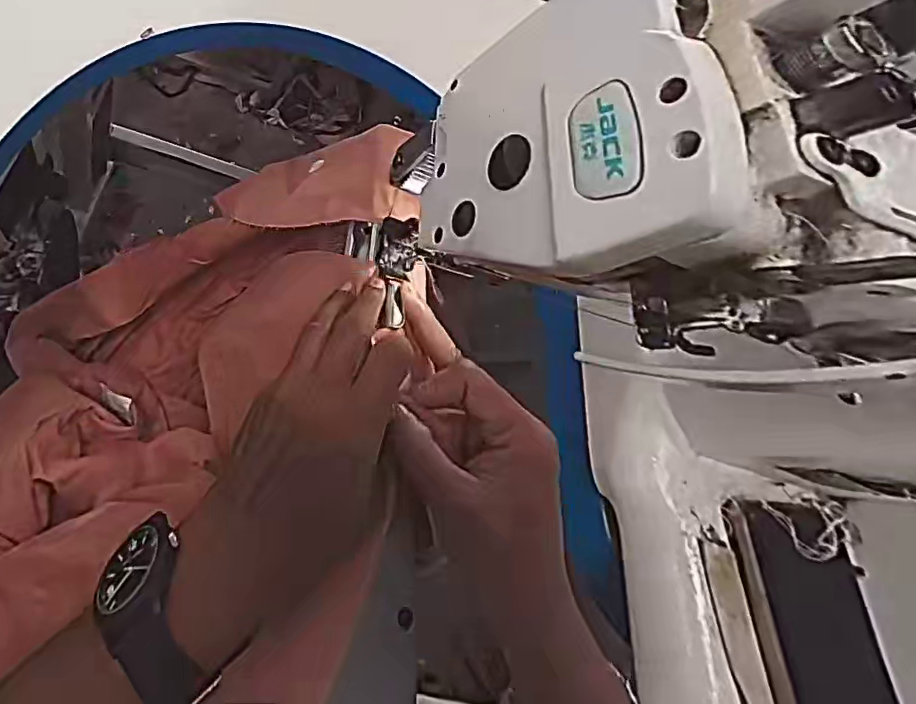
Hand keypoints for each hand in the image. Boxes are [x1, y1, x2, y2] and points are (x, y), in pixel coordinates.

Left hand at [167, 272, 415, 669]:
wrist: (243, 543)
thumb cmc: (312, 534)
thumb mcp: (368, 495)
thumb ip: (383, 441)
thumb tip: (389, 406)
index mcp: (357, 420)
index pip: (390, 356)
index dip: (404, 344)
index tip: (409, 342)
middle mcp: (324, 392)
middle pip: (354, 331)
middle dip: (373, 304)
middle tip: (386, 283)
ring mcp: (291, 387)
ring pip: (321, 330)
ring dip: (341, 303)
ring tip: (356, 283)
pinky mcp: (269, 391)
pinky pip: (299, 346)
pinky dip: (316, 324)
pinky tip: (324, 316)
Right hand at [384, 309, 565, 635]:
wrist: (527, 611)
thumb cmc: (505, 564)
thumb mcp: (455, 503)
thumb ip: (419, 451)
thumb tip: (391, 410)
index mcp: (521, 432)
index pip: (470, 382)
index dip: (431, 387)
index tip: (402, 408)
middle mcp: (513, 430)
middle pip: (464, 380)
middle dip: (431, 346)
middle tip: (405, 304)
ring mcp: (499, 445)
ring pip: (452, 407)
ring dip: (420, 403)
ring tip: (388, 370)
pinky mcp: (485, 461)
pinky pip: (450, 431)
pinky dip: (425, 427)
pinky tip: (400, 414)